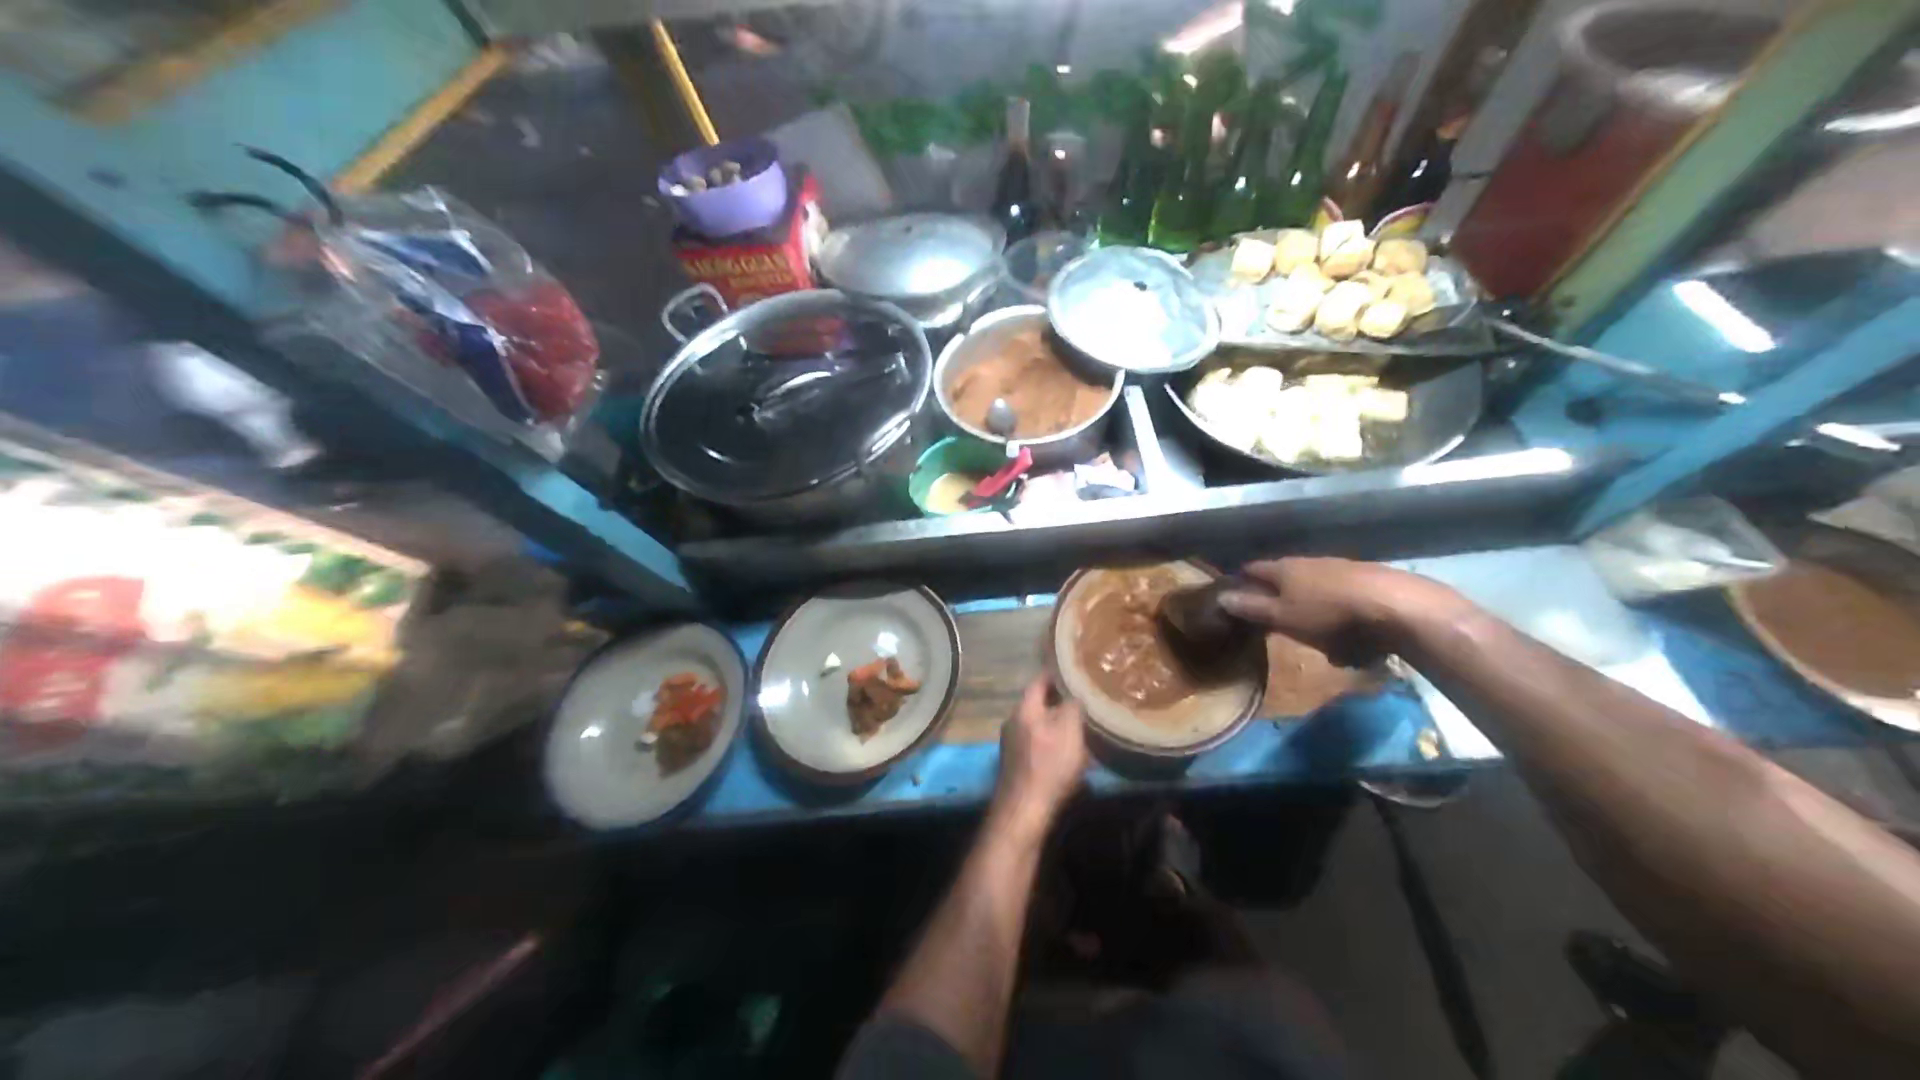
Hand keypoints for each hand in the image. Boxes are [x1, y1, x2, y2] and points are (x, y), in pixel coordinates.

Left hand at [994, 676, 1087, 828]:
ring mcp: (1010, 745)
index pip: (1039, 680)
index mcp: (1024, 709)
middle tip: (1082, 701)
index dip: (1057, 674)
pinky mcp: (1015, 765)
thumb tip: (1075, 693)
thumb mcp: (1070, 730)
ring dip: (1056, 725)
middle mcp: (1012, 722)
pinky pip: (1036, 744)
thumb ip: (1073, 706)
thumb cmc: (1049, 766)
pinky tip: (1067, 755)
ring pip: (1038, 725)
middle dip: (1059, 702)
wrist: (1024, 812)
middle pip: (1038, 704)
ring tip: (1079, 728)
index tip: (1075, 672)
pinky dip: (1051, 743)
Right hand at [1217, 557, 1471, 663]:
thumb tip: (1219, 597)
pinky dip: (1335, 608)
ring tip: (1309, 625)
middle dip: (1276, 593)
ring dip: (1308, 602)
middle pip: (1284, 575)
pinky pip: (1340, 594)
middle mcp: (1309, 561)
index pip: (1253, 568)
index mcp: (1284, 568)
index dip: (1241, 580)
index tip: (1233, 595)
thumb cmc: (1328, 613)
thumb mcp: (1282, 617)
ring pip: (1314, 584)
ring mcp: (1340, 567)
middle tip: (1271, 616)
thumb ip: (1251, 608)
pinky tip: (1344, 628)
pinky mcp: (1367, 578)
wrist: (1396, 606)